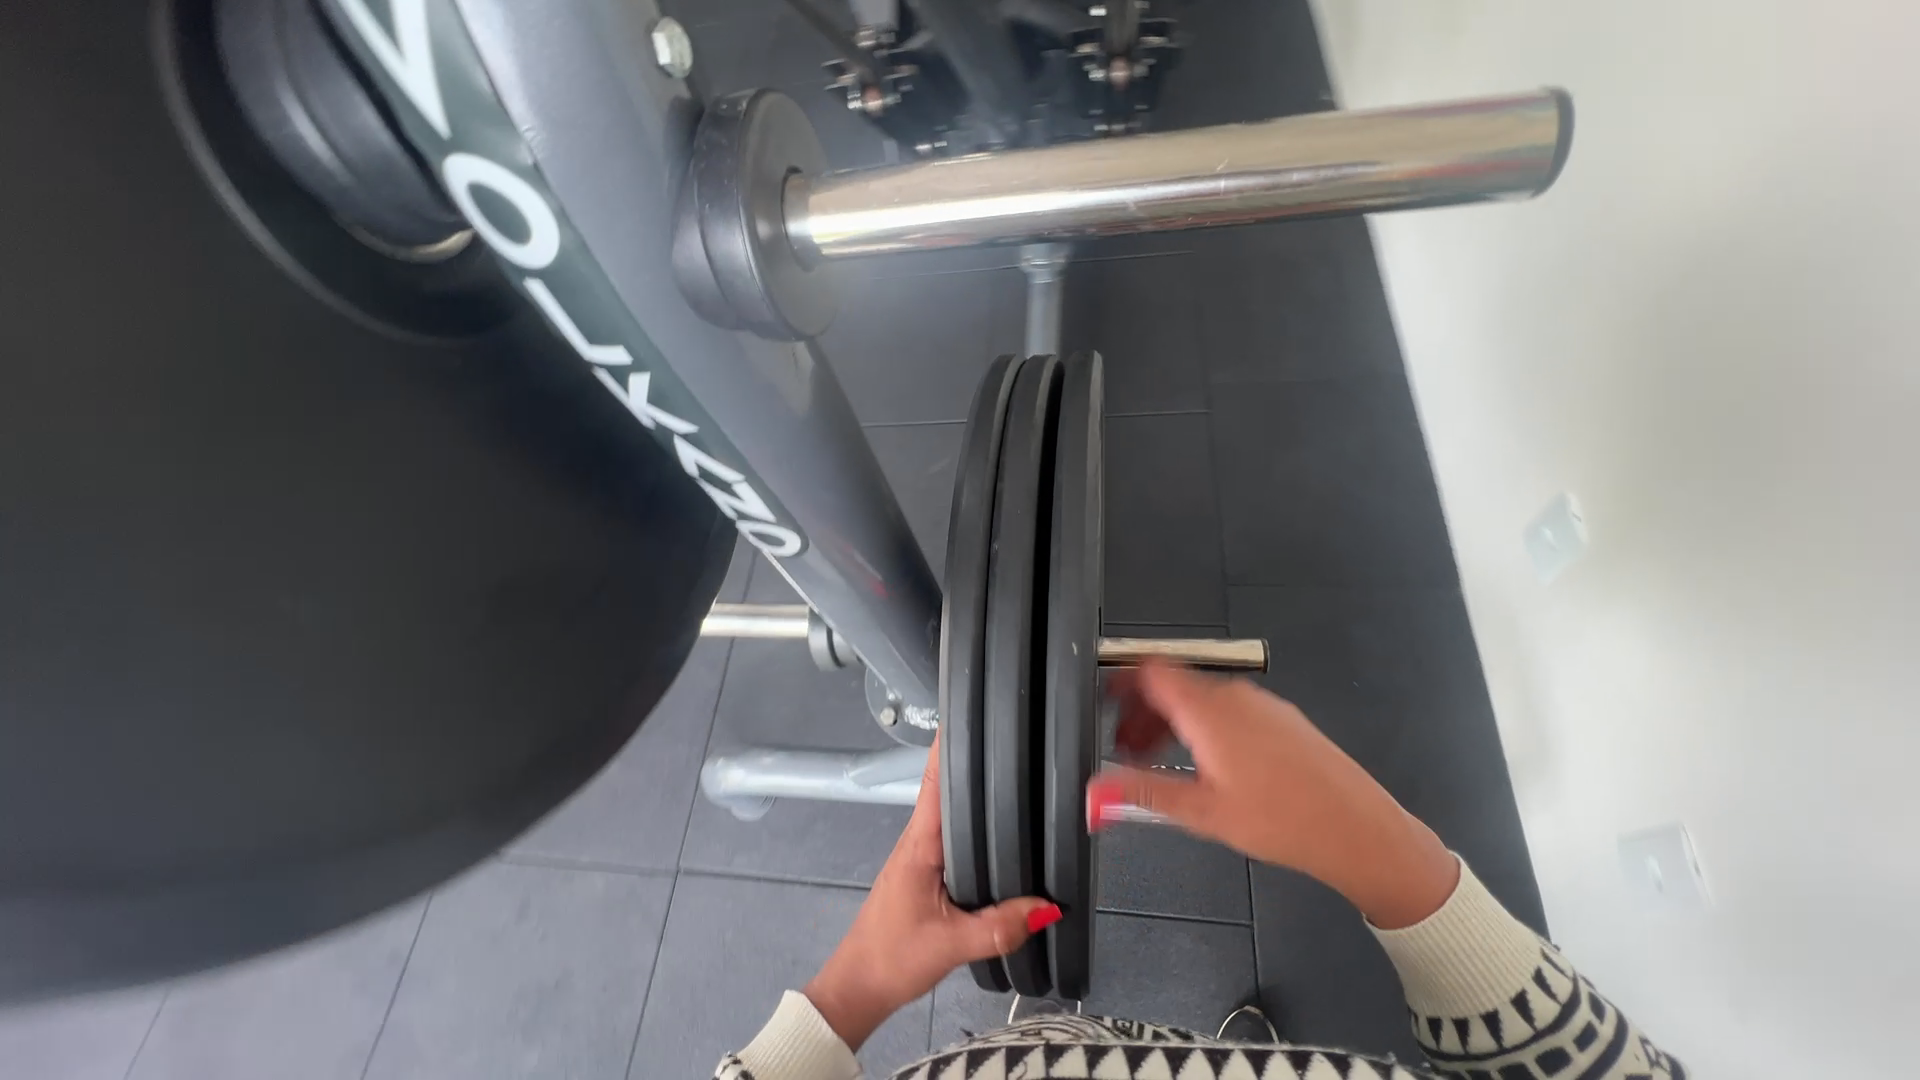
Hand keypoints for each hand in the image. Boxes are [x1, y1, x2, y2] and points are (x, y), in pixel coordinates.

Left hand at [804, 737, 1059, 1050]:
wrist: (858, 987)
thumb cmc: (893, 958)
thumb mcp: (950, 946)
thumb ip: (999, 927)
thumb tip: (1048, 907)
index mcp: (920, 843)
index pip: (937, 781)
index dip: (951, 745)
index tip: (973, 714)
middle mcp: (919, 839)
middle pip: (948, 788)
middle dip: (976, 762)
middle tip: (1015, 740)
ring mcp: (920, 853)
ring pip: (952, 812)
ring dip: (977, 793)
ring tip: (1016, 773)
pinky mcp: (925, 871)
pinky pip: (954, 835)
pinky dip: (976, 824)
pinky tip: (1001, 829)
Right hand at [1091, 662, 1458, 929]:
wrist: (1358, 829)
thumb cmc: (1285, 819)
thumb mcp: (1200, 810)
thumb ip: (1140, 793)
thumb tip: (1093, 793)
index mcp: (1208, 709)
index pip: (1150, 671)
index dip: (1121, 682)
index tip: (1105, 704)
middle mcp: (1234, 696)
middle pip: (1172, 685)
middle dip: (1142, 712)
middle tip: (1126, 748)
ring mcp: (1261, 704)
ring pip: (1200, 697)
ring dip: (1172, 721)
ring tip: (1162, 761)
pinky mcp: (1280, 718)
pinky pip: (1227, 708)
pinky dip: (1203, 725)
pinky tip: (1206, 764)